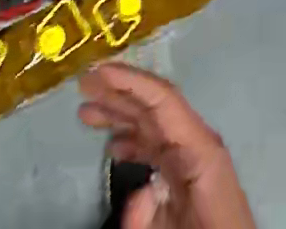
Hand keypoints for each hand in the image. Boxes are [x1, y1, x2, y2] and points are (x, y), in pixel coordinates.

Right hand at [78, 63, 254, 228]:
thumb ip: (145, 218)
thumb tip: (136, 188)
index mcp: (202, 150)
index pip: (164, 100)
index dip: (131, 81)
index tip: (100, 71)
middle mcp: (198, 144)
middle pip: (156, 106)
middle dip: (118, 92)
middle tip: (83, 84)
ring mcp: (194, 158)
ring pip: (154, 124)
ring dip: (120, 115)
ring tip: (86, 111)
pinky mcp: (189, 175)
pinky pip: (158, 147)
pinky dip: (132, 140)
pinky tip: (111, 145)